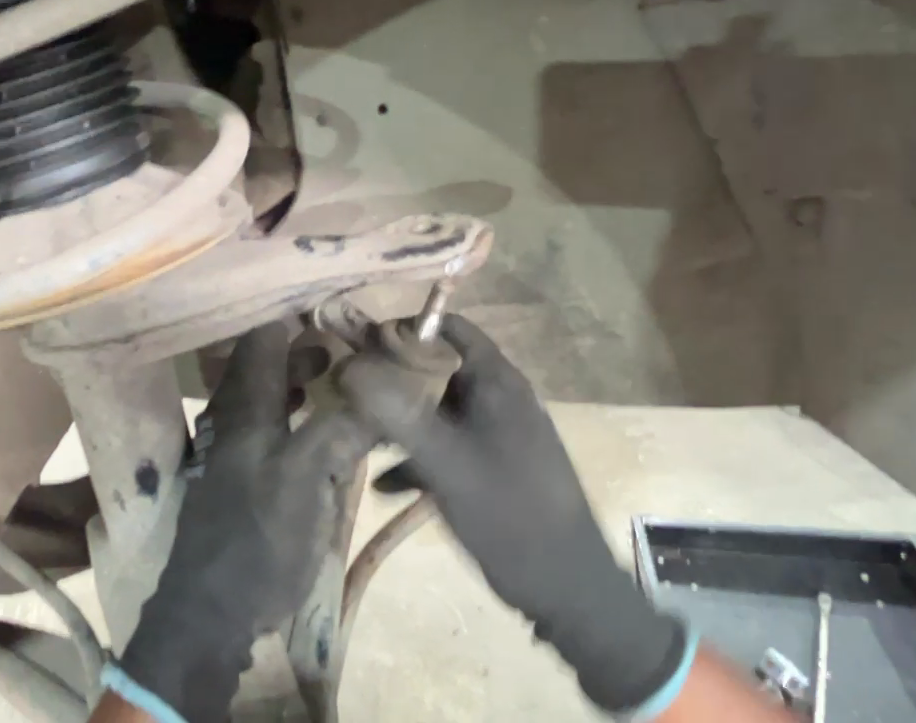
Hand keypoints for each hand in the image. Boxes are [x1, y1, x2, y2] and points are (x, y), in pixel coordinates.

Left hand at [114, 323, 374, 722]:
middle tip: (352, 343)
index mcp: (244, 403)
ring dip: (305, 378)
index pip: (265, 335)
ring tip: (344, 377)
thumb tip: (384, 391)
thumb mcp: (306, 478)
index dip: (298, 313)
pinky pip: (274, 421)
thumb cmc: (258, 536)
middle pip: (268, 359)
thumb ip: (342, 428)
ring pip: (272, 391)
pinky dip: (300, 409)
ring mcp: (238, 442)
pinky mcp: (246, 470)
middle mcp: (236, 412)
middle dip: (309, 345)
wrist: (213, 608)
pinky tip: (326, 422)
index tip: (338, 302)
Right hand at [341, 315, 689, 715]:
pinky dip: (418, 456)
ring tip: (357, 437)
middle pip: (438, 368)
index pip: (448, 328)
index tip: (359, 347)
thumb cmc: (508, 511)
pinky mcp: (495, 466)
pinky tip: (384, 484)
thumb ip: (396, 412)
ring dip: (400, 420)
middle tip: (349, 392)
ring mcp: (499, 433)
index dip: (403, 329)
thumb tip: (349, 367)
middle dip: (392, 378)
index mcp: (497, 381)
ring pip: (439, 409)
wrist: (567, 587)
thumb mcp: (445, 461)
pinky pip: (449, 446)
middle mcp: (500, 397)